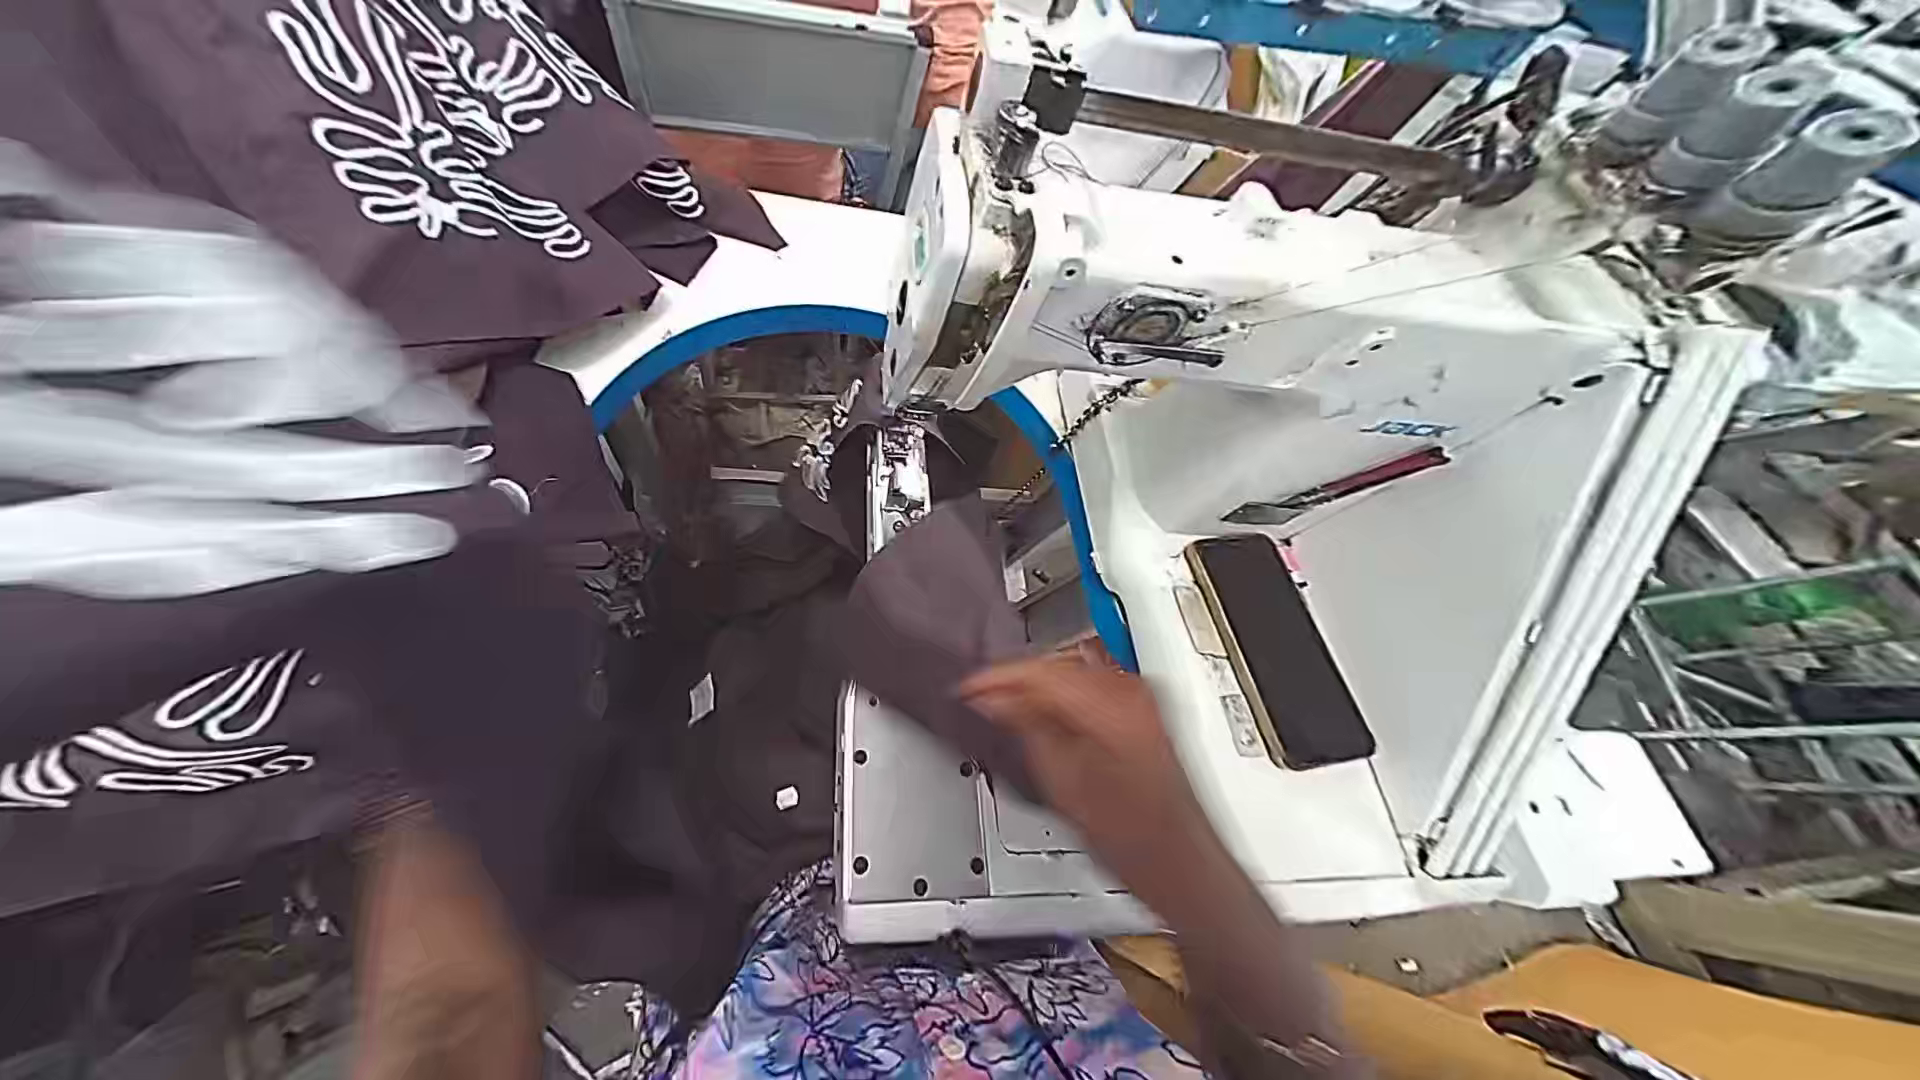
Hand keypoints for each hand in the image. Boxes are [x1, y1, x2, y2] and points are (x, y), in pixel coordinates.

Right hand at [959, 650, 1235, 916]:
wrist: (1180, 861)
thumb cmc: (1135, 840)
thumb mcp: (1062, 782)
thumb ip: (1025, 727)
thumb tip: (994, 699)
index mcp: (1110, 707)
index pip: (1041, 671)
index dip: (998, 678)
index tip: (971, 687)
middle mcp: (1131, 692)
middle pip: (1057, 665)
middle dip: (1016, 680)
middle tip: (982, 696)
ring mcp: (1142, 697)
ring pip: (1072, 670)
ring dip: (1037, 685)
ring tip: (1004, 704)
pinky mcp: (1143, 706)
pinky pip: (1090, 682)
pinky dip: (1060, 692)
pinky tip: (1040, 710)